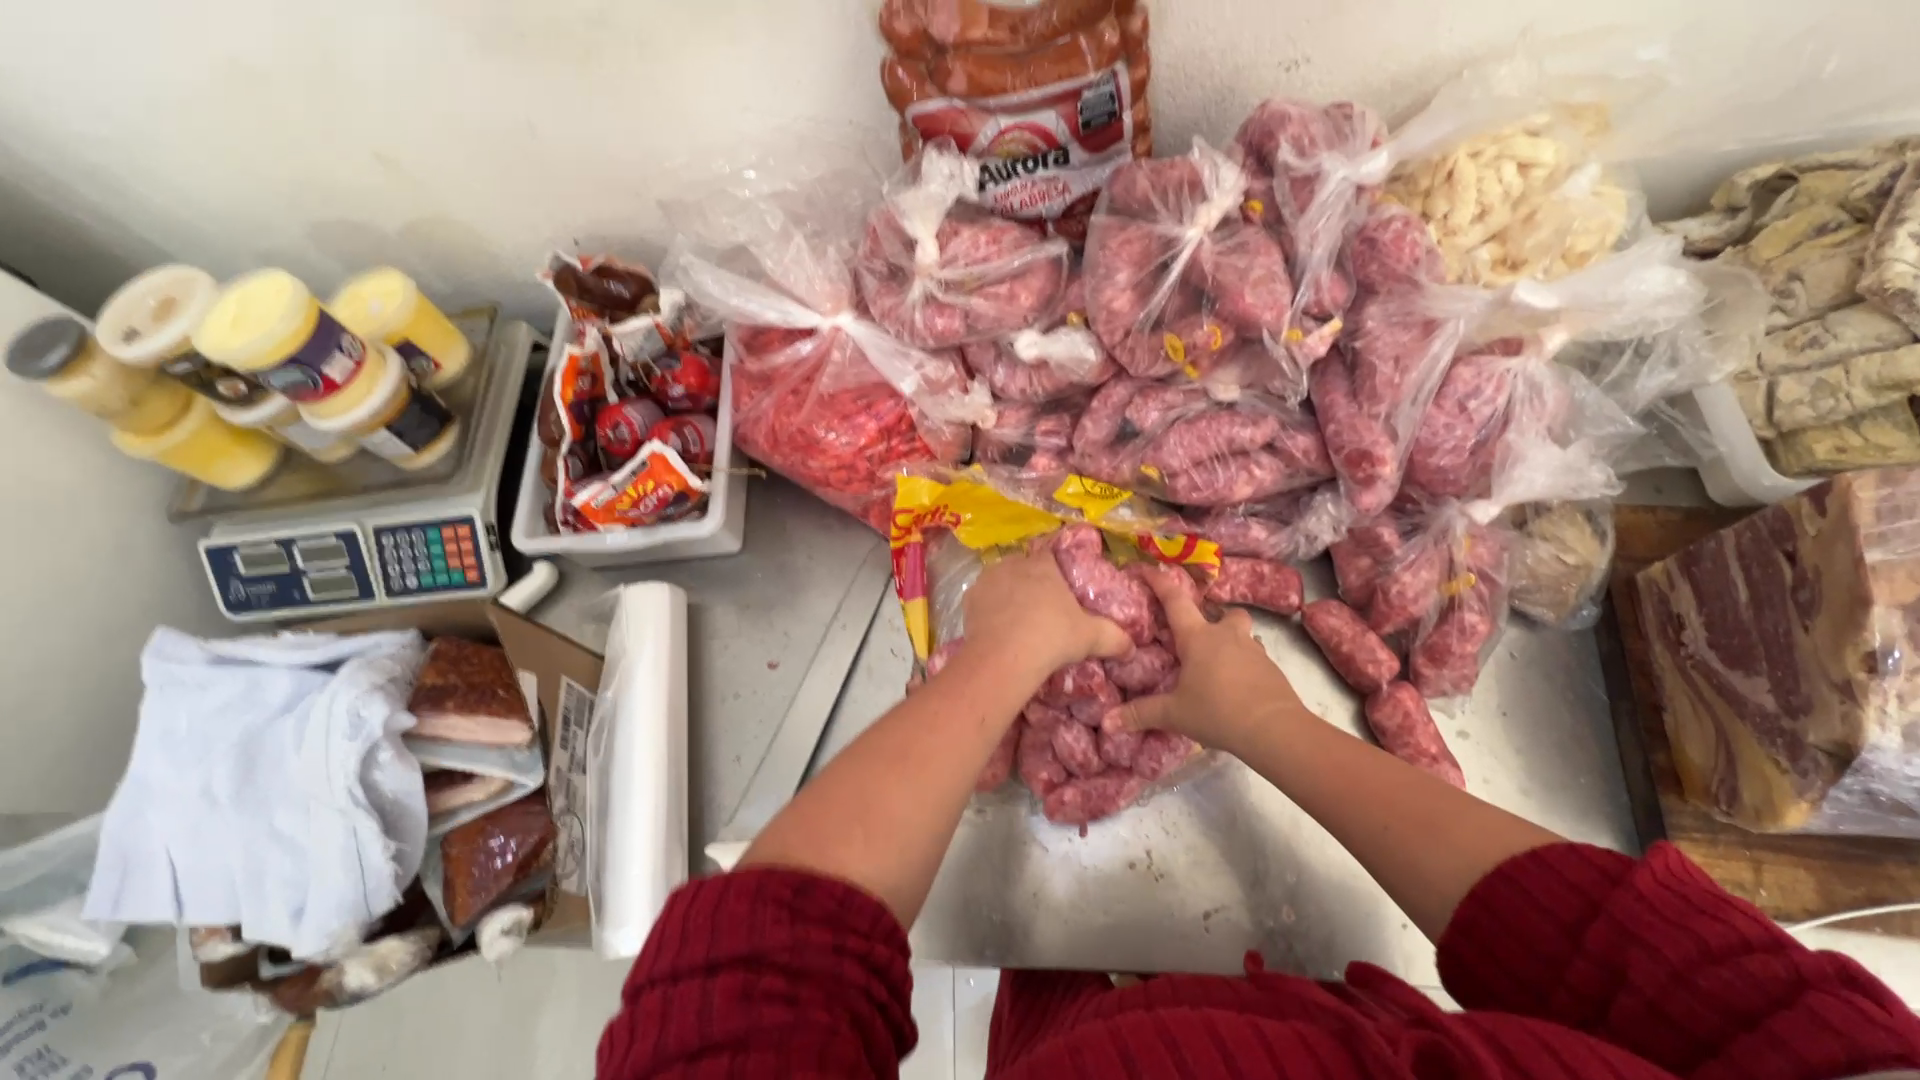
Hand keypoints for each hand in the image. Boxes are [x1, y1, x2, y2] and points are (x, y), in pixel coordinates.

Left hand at [960, 547, 1131, 679]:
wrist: (1003, 657)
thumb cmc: (1052, 637)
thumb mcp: (1091, 638)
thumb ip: (1114, 638)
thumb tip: (1132, 647)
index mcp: (1044, 564)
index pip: (1051, 556)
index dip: (1056, 572)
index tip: (1061, 591)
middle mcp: (1013, 564)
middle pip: (1024, 568)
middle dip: (1031, 584)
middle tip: (1042, 611)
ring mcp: (987, 580)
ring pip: (1001, 582)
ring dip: (1008, 596)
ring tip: (1018, 623)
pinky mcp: (968, 600)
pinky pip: (983, 601)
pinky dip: (990, 612)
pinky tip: (998, 631)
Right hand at [1109, 567, 1313, 752]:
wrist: (1275, 728)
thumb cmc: (1218, 711)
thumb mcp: (1174, 714)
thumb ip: (1140, 714)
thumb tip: (1106, 722)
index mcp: (1198, 638)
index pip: (1175, 600)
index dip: (1159, 582)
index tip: (1146, 570)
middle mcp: (1227, 636)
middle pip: (1224, 612)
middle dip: (1212, 616)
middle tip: (1198, 635)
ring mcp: (1253, 650)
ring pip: (1243, 634)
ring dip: (1231, 641)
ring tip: (1217, 663)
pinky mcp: (1271, 670)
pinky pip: (1255, 658)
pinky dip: (1244, 665)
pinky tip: (1236, 687)